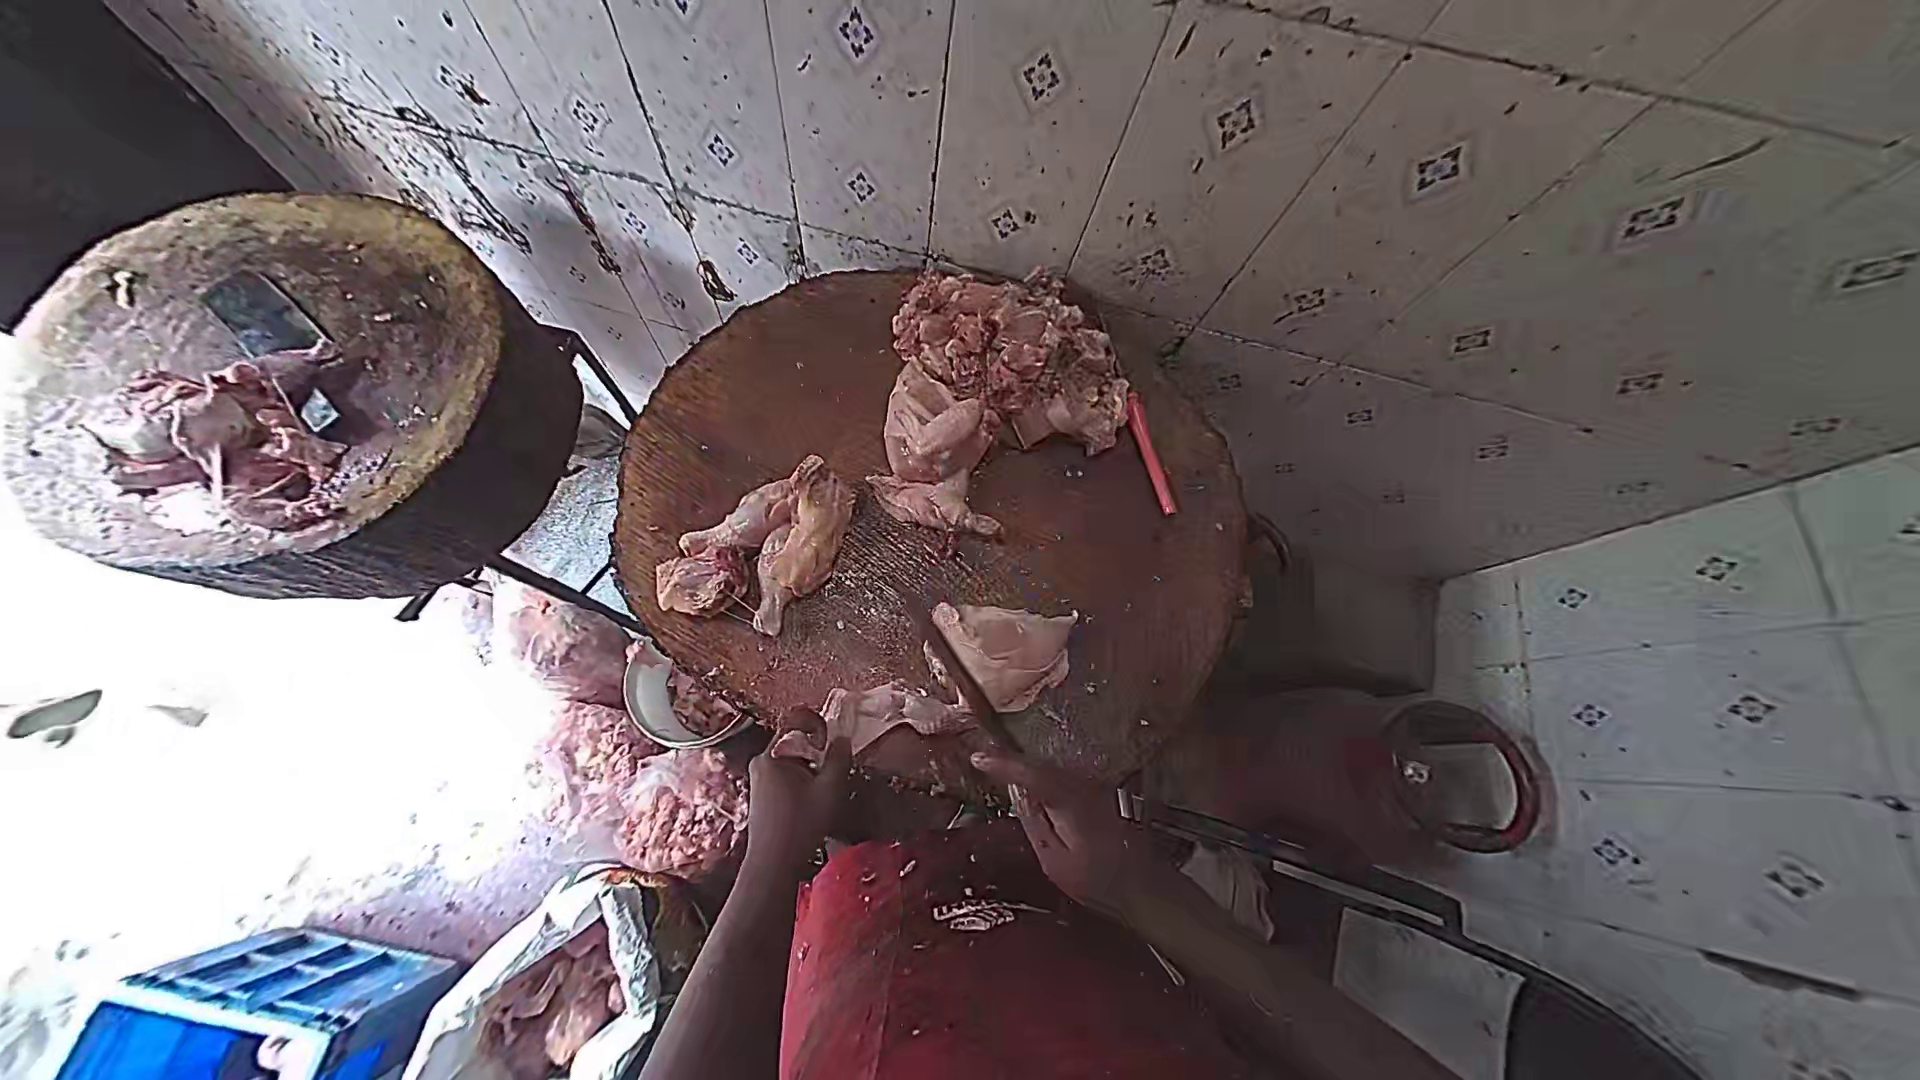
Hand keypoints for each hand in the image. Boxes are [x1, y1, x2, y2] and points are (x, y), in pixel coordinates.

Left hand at [744, 708, 850, 876]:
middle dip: (817, 750)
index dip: (817, 726)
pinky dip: (802, 778)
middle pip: (795, 740)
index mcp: (771, 755)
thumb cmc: (801, 825)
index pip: (794, 721)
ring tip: (824, 787)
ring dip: (811, 766)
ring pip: (793, 758)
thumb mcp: (829, 789)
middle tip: (832, 768)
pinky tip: (812, 799)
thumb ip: (839, 758)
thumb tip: (842, 738)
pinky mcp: (762, 793)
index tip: (829, 744)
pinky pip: (786, 773)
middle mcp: (761, 761)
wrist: (773, 866)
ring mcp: (759, 778)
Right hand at [971, 750, 1159, 913]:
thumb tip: (1018, 793)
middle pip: (1038, 765)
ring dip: (1024, 765)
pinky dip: (1041, 775)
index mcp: (1067, 799)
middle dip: (1009, 759)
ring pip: (1050, 769)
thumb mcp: (1055, 861)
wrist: (1143, 884)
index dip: (1001, 764)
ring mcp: (1091, 785)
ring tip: (997, 763)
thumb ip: (1034, 823)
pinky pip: (1061, 777)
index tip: (977, 758)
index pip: (1028, 773)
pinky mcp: (1096, 791)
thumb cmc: (1097, 880)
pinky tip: (1028, 779)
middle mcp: (1080, 783)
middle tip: (981, 756)